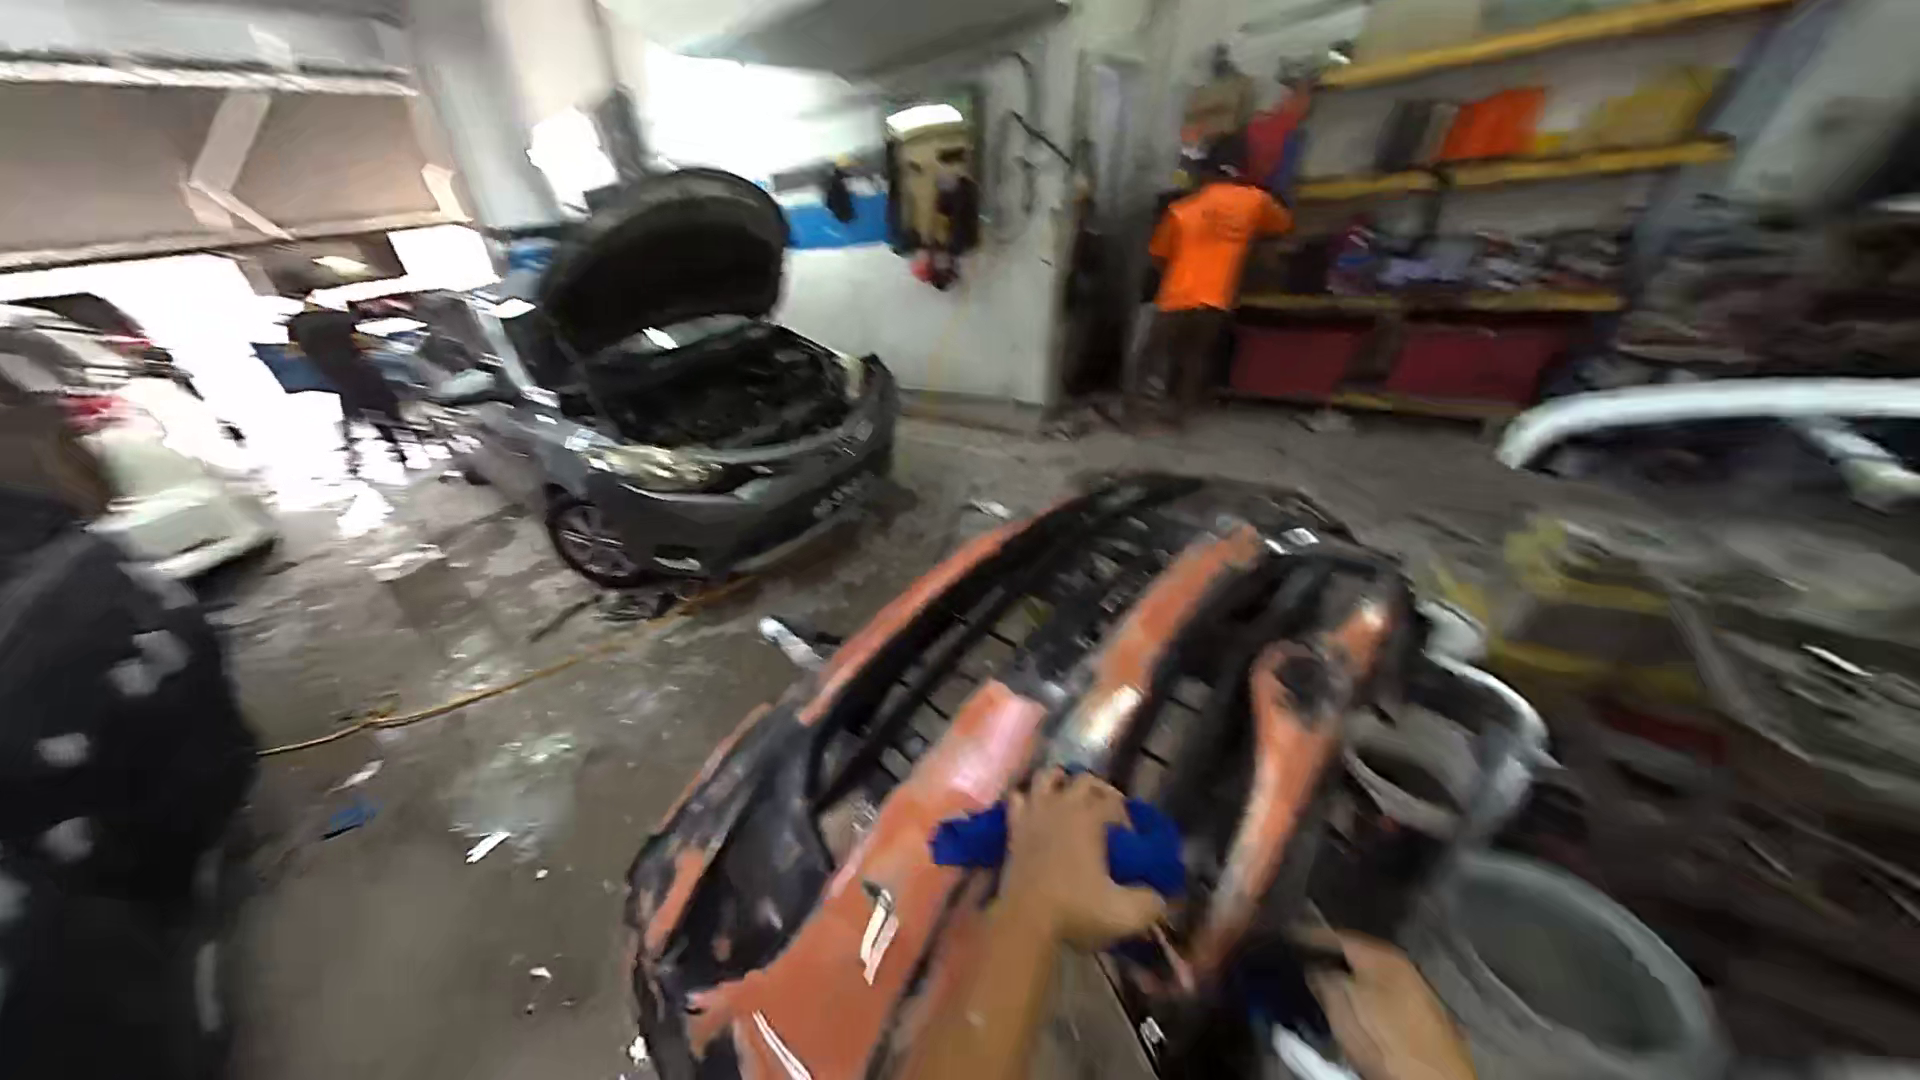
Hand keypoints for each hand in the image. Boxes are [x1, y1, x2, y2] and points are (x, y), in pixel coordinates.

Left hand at [998, 768, 1167, 949]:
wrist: (1026, 921)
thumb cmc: (1075, 912)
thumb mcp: (1125, 914)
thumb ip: (1150, 903)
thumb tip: (1161, 898)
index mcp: (1089, 818)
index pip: (1115, 802)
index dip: (1127, 817)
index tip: (1131, 841)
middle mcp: (1062, 805)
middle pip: (1085, 780)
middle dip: (1101, 792)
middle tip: (1109, 815)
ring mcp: (1034, 811)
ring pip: (1047, 776)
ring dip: (1061, 782)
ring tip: (1072, 800)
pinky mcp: (1013, 825)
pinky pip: (1017, 797)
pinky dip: (1027, 798)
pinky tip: (1036, 812)